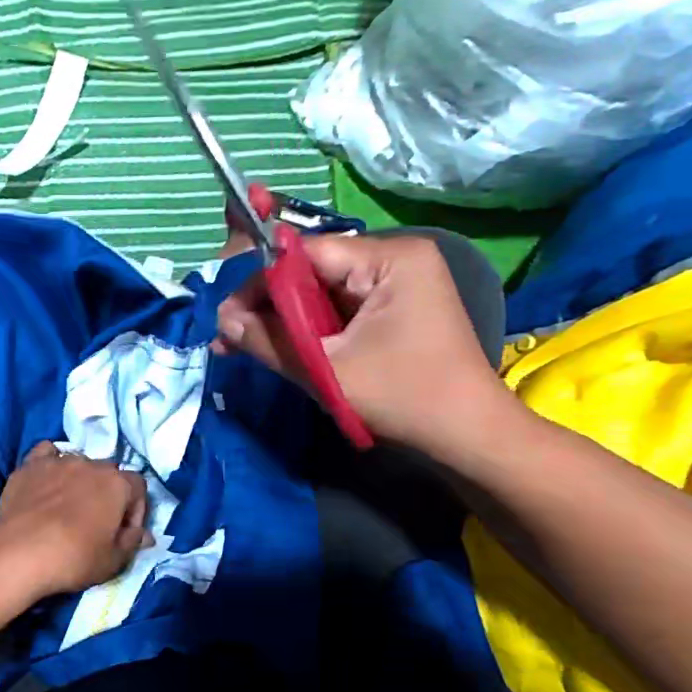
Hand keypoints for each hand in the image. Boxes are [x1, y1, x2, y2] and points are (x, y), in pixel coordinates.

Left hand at [0, 442, 150, 632]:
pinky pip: (45, 454)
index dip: (134, 511)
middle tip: (96, 522)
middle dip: (107, 494)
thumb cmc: (74, 559)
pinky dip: (50, 464)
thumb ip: (132, 542)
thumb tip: (145, 534)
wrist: (18, 553)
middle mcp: (90, 464)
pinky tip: (46, 481)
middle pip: (108, 474)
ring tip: (67, 506)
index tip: (123, 532)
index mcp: (117, 483)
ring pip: (77, 463)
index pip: (138, 487)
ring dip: (79, 481)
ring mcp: (58, 461)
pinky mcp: (29, 465)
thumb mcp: (113, 561)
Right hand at [215, 233, 516, 457]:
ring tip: (242, 345)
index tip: (225, 317)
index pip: (305, 254)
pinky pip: (335, 311)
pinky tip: (277, 348)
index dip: (259, 283)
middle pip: (311, 272)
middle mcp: (394, 259)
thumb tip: (222, 322)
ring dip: (282, 321)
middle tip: (228, 336)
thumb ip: (269, 341)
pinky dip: (306, 331)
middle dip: (267, 306)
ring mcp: (395, 284)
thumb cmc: (405, 396)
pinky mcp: (390, 310)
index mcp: (390, 258)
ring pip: (319, 294)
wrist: (468, 436)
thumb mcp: (327, 370)